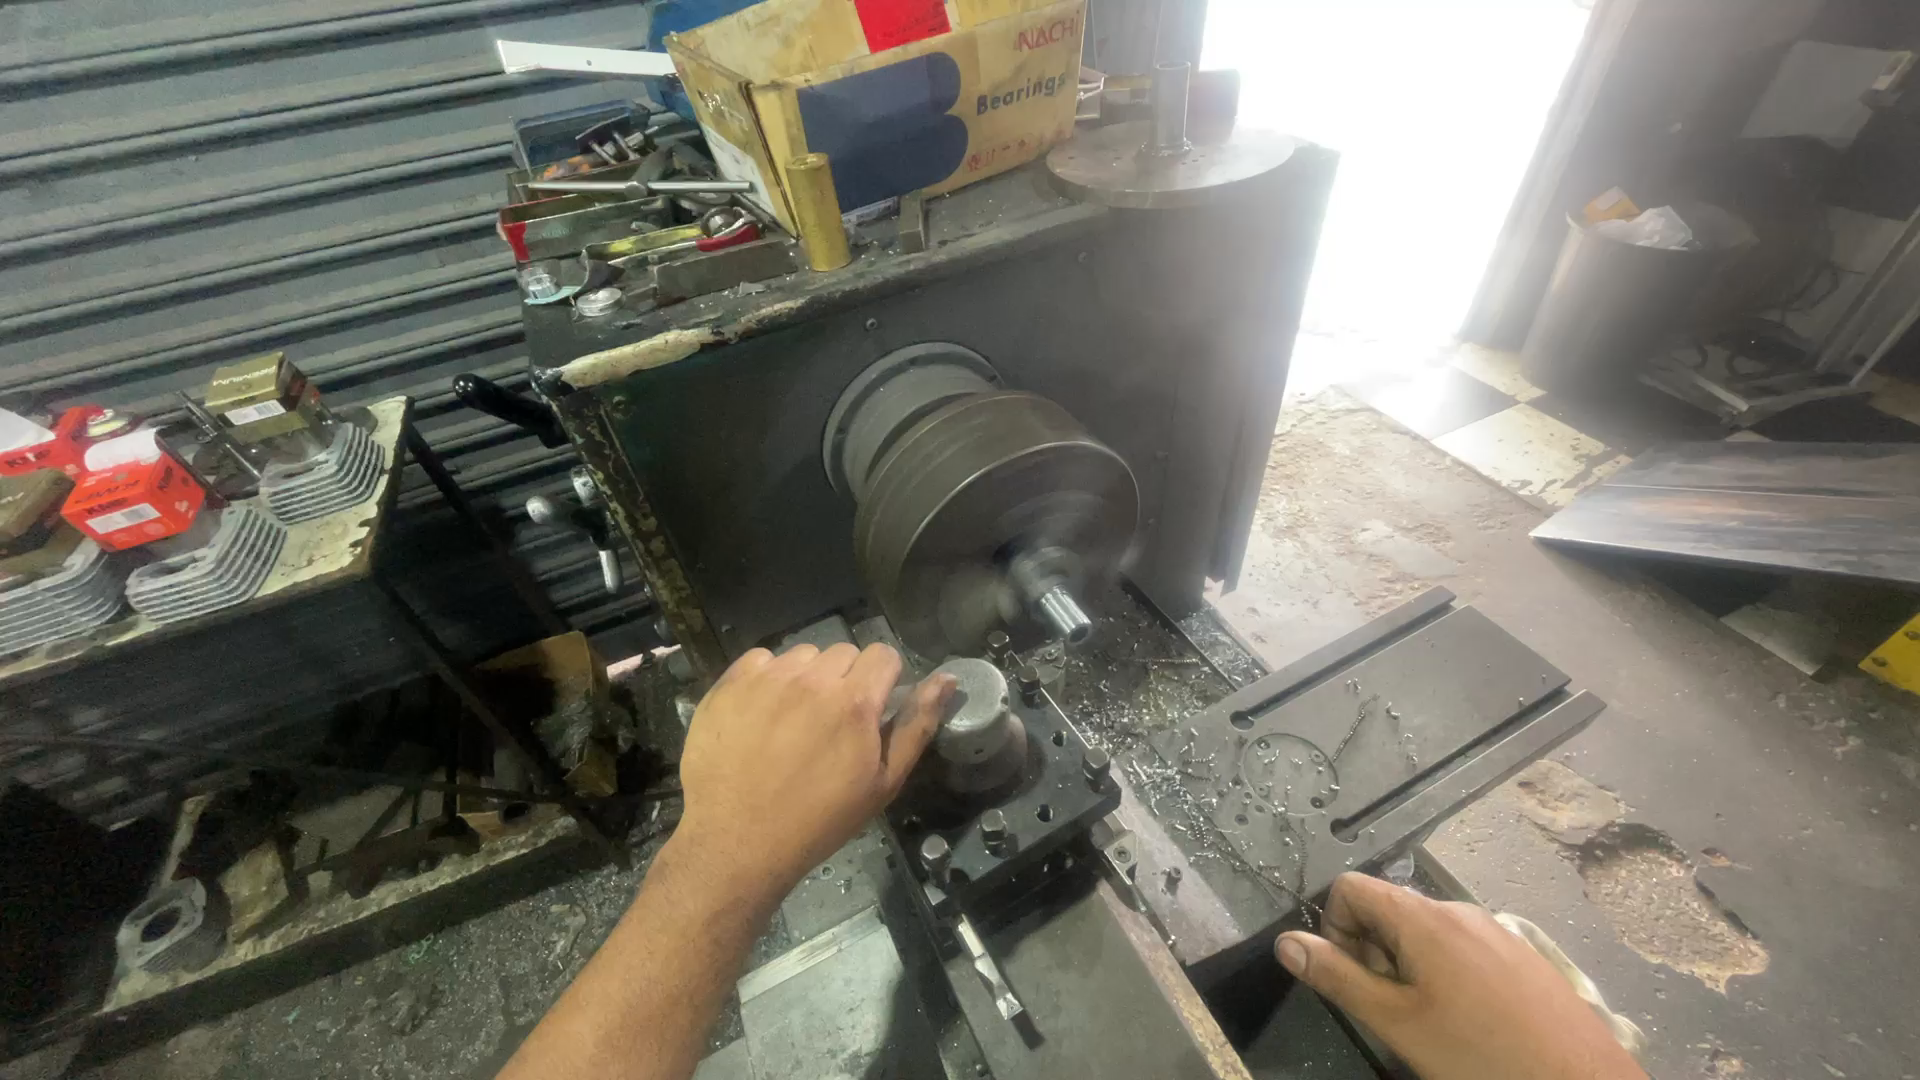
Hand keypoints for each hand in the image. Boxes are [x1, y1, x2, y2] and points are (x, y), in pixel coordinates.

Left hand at [673, 643, 955, 902]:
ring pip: (803, 654)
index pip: (883, 654)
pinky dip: (767, 678)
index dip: (883, 678)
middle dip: (846, 679)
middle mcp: (813, 679)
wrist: (737, 843)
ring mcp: (768, 679)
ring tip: (795, 718)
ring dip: (807, 677)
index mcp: (855, 701)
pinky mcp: (731, 685)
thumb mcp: (883, 781)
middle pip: (844, 653)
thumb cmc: (819, 819)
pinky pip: (761, 659)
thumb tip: (947, 678)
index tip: (872, 706)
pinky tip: (763, 712)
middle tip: (832, 721)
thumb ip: (918, 724)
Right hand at [1276, 873, 1643, 1079]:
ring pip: (1426, 933)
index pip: (1349, 888)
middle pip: (1388, 910)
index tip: (1358, 981)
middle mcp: (1459, 909)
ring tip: (1436, 1025)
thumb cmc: (1484, 1060)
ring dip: (1410, 968)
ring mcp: (1499, 932)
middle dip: (1375, 953)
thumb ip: (1338, 978)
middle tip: (1397, 1013)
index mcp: (1424, 916)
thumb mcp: (1399, 1025)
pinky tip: (1475, 1027)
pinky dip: (1449, 976)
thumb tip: (1286, 942)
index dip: (1336, 929)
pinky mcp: (1527, 960)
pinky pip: (1465, 949)